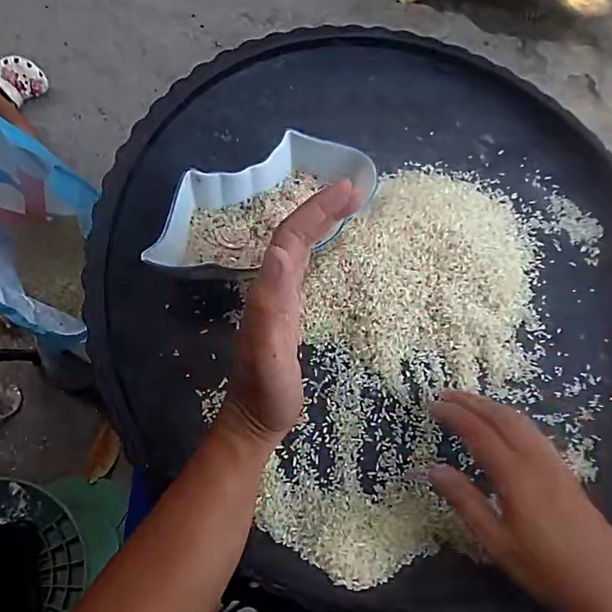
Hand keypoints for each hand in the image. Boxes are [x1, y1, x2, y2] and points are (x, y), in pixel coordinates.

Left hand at [217, 181, 361, 447]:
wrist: (254, 421)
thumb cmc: (267, 396)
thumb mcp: (270, 355)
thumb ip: (272, 308)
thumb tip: (280, 254)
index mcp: (269, 293)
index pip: (290, 238)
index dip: (317, 210)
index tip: (348, 190)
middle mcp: (272, 290)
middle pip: (294, 237)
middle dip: (322, 209)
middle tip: (358, 191)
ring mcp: (280, 302)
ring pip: (299, 249)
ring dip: (322, 223)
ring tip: (351, 207)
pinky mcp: (290, 314)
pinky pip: (307, 268)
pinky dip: (322, 248)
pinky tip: (336, 248)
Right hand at [428, 391, 611, 611]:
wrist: (610, 583)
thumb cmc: (547, 567)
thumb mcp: (497, 542)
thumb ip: (466, 502)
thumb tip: (435, 470)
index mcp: (516, 474)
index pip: (479, 432)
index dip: (454, 415)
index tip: (432, 404)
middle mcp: (536, 460)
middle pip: (503, 417)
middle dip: (473, 402)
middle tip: (445, 394)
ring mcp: (554, 464)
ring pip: (521, 422)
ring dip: (493, 407)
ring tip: (469, 404)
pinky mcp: (565, 474)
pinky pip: (532, 433)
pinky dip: (510, 420)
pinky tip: (505, 430)